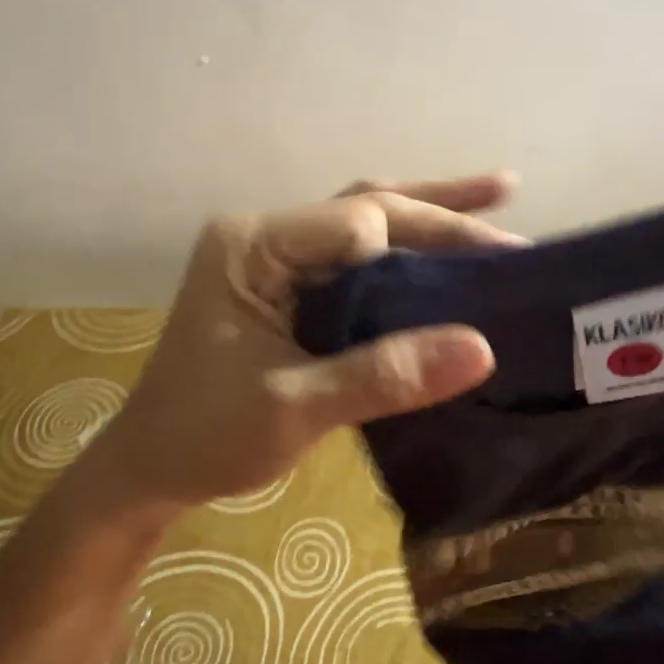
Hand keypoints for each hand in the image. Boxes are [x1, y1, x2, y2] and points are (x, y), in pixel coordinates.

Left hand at [86, 173, 525, 511]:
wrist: (149, 469)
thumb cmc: (207, 436)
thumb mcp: (296, 408)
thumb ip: (384, 374)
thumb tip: (483, 348)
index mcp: (253, 245)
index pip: (356, 223)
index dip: (425, 244)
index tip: (490, 273)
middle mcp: (263, 235)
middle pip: (365, 207)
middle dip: (440, 215)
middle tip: (514, 222)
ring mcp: (271, 256)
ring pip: (362, 220)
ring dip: (427, 212)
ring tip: (499, 193)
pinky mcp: (283, 284)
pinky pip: (352, 257)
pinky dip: (402, 251)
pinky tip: (442, 249)